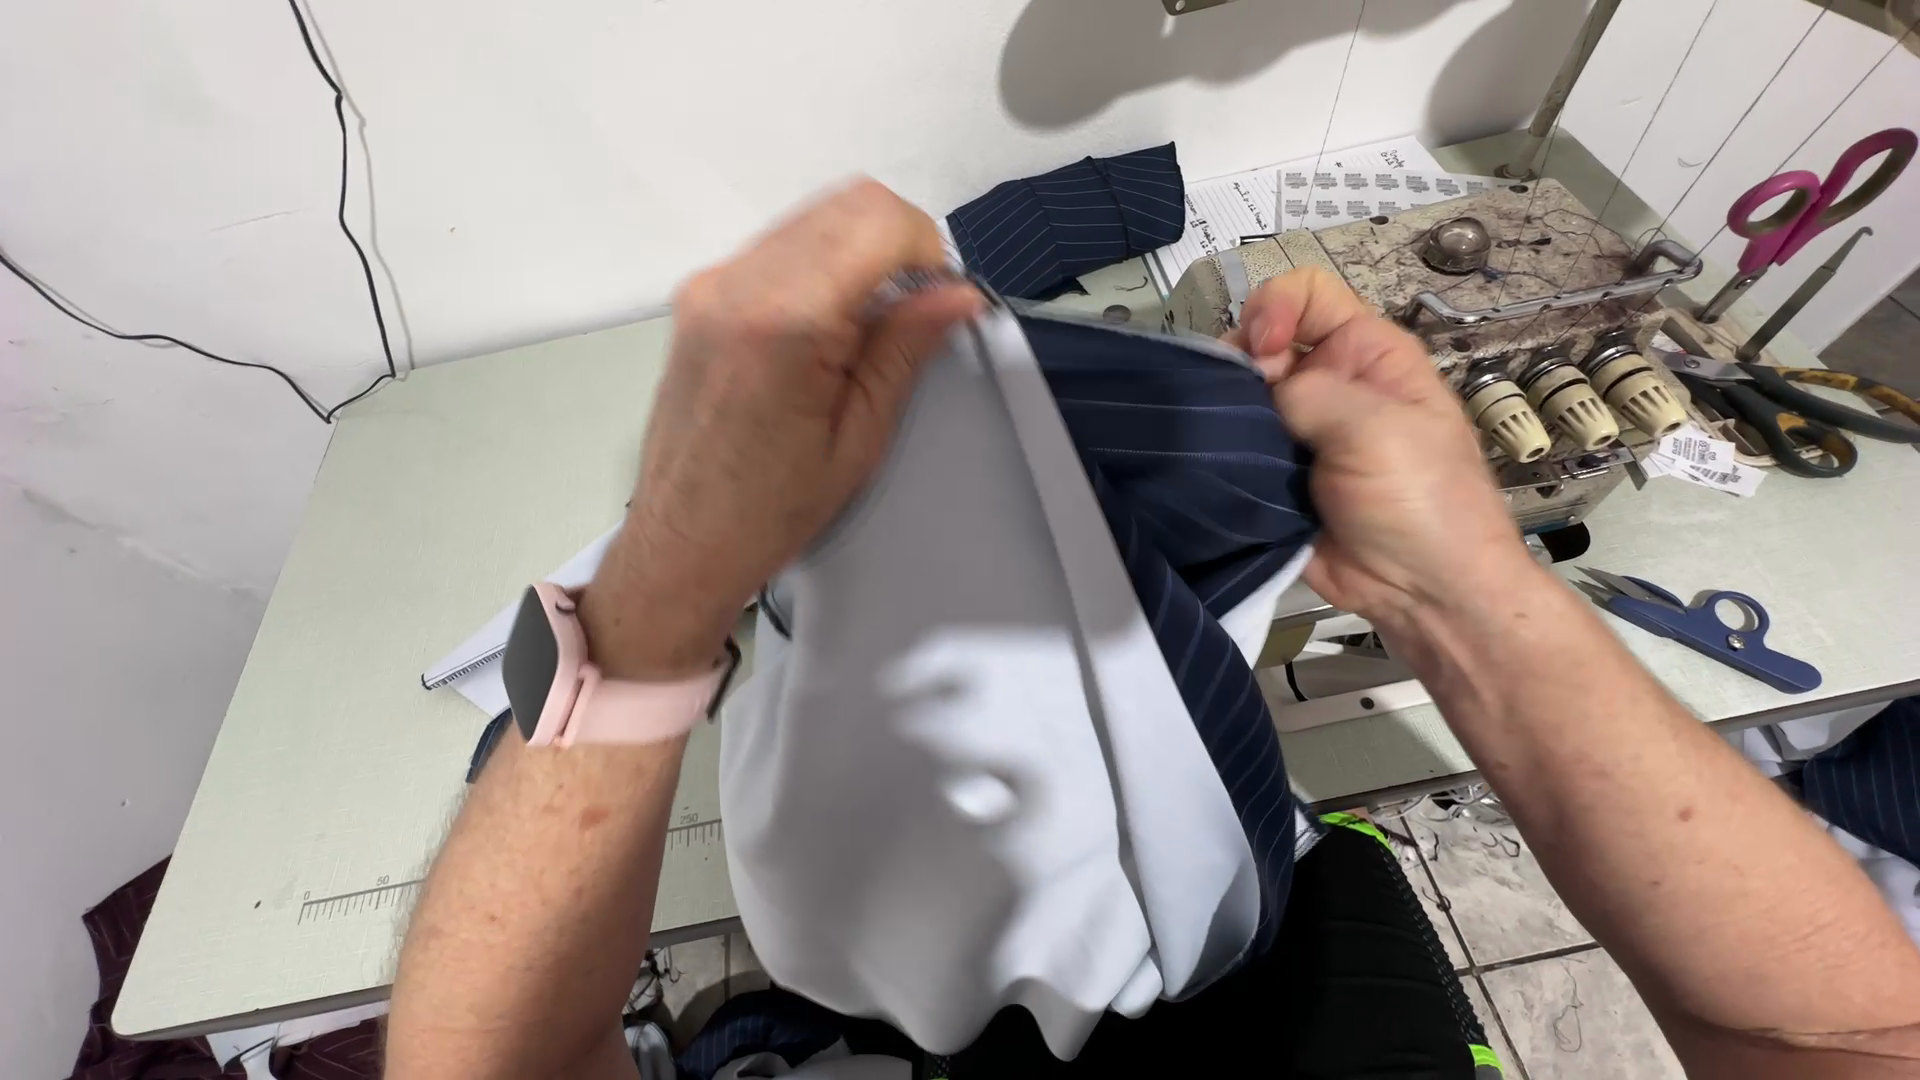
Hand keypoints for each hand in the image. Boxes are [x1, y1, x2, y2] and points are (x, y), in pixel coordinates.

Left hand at [583, 179, 981, 677]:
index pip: (877, 221)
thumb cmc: (774, 511)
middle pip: (847, 204)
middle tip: (917, 311)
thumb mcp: (859, 439)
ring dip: (862, 252)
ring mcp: (709, 282)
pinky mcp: (698, 294)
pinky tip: (830, 327)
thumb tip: (959, 294)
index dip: (928, 249)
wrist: (682, 540)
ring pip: (813, 218)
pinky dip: (823, 265)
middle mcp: (736, 282)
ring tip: (872, 327)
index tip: (942, 299)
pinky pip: (780, 246)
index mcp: (783, 322)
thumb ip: (904, 350)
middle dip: (900, 244)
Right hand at [1230, 268, 1533, 627]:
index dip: (1274, 306)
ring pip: (1237, 396)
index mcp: (1365, 356)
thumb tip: (1248, 388)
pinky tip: (1208, 460)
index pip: (1307, 294)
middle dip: (1236, 363)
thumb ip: (1309, 393)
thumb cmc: (1422, 500)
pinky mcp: (1269, 474)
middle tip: (1238, 405)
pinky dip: (1214, 448)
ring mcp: (1294, 431)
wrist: (1419, 590)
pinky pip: (1230, 446)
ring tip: (1218, 437)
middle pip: (1259, 343)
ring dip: (1220, 408)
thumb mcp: (1379, 429)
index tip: (1262, 353)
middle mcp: (1326, 384)